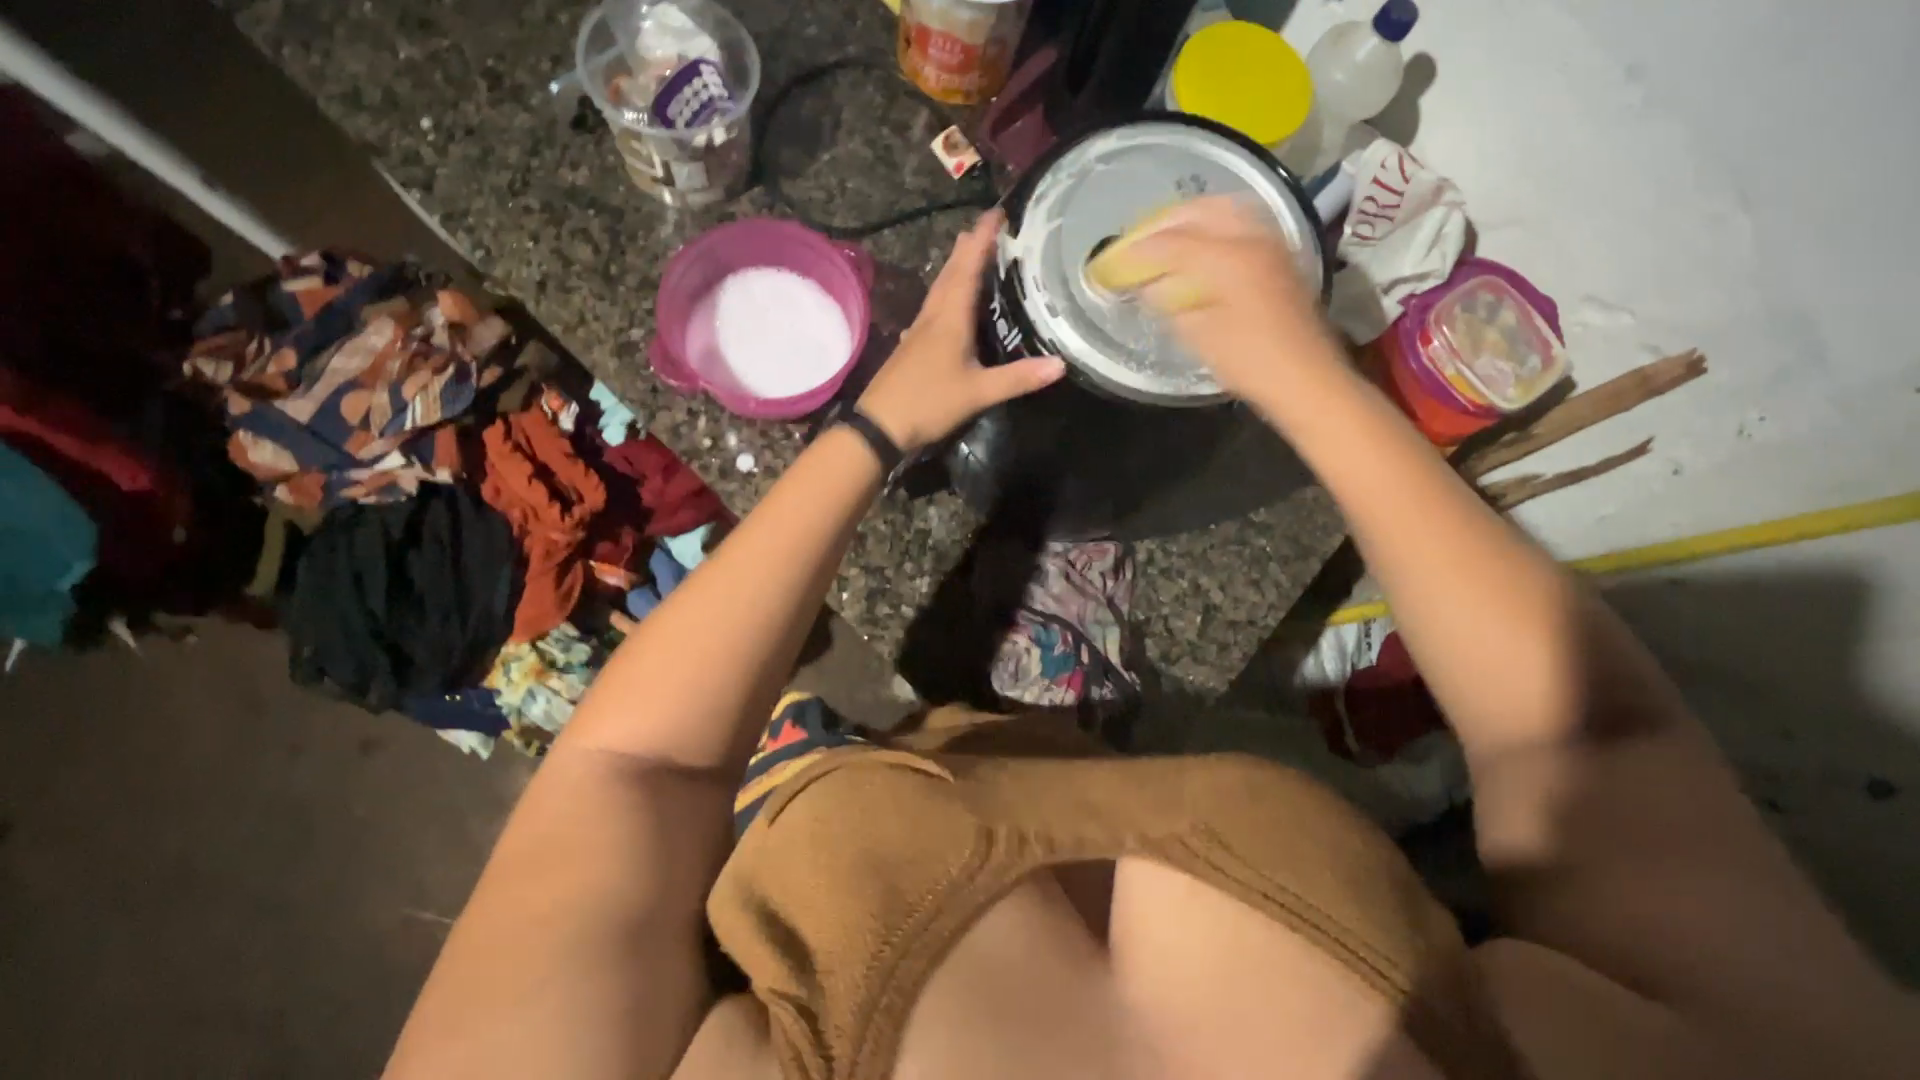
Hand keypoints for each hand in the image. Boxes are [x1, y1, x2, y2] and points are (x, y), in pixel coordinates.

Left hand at [856, 212, 1065, 453]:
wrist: (879, 426)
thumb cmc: (928, 403)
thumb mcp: (979, 393)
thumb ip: (1019, 378)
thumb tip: (1061, 365)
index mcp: (950, 318)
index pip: (968, 269)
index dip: (982, 240)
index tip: (996, 213)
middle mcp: (932, 317)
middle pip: (950, 273)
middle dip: (968, 247)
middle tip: (985, 226)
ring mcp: (918, 331)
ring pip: (939, 290)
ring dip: (954, 268)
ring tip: (968, 253)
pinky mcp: (911, 347)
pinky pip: (932, 310)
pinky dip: (945, 296)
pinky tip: (946, 306)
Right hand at [1094, 196, 1340, 402]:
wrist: (1308, 379)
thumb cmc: (1250, 362)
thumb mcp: (1199, 336)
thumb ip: (1170, 304)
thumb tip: (1150, 287)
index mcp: (1227, 257)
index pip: (1171, 242)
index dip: (1138, 251)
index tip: (1113, 261)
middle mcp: (1251, 239)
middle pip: (1200, 211)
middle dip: (1164, 223)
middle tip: (1139, 240)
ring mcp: (1271, 244)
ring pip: (1226, 209)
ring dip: (1193, 218)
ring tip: (1168, 236)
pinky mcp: (1281, 257)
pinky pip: (1243, 223)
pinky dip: (1216, 226)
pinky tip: (1203, 246)